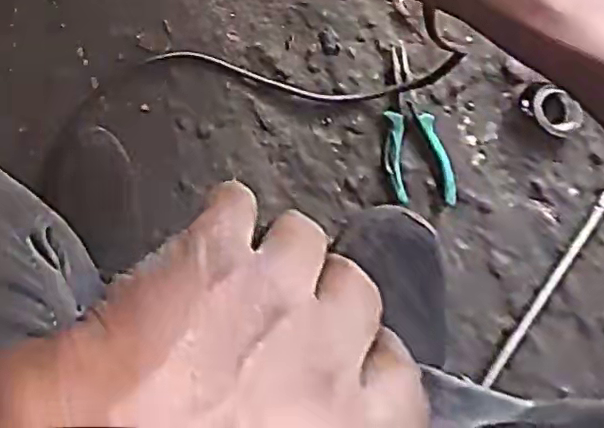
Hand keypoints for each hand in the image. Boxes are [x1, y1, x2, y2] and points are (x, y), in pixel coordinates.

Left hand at [43, 182, 424, 427]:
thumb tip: (307, 395)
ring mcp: (272, 291)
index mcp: (351, 424)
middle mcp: (324, 352)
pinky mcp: (218, 248)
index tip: (339, 341)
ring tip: (243, 255)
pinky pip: (238, 199)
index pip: (397, 375)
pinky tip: (206, 227)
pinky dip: (224, 208)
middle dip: (322, 285)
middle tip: (283, 292)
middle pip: (356, 285)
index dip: (365, 348)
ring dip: (276, 242)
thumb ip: (312, 417)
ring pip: (303, 232)